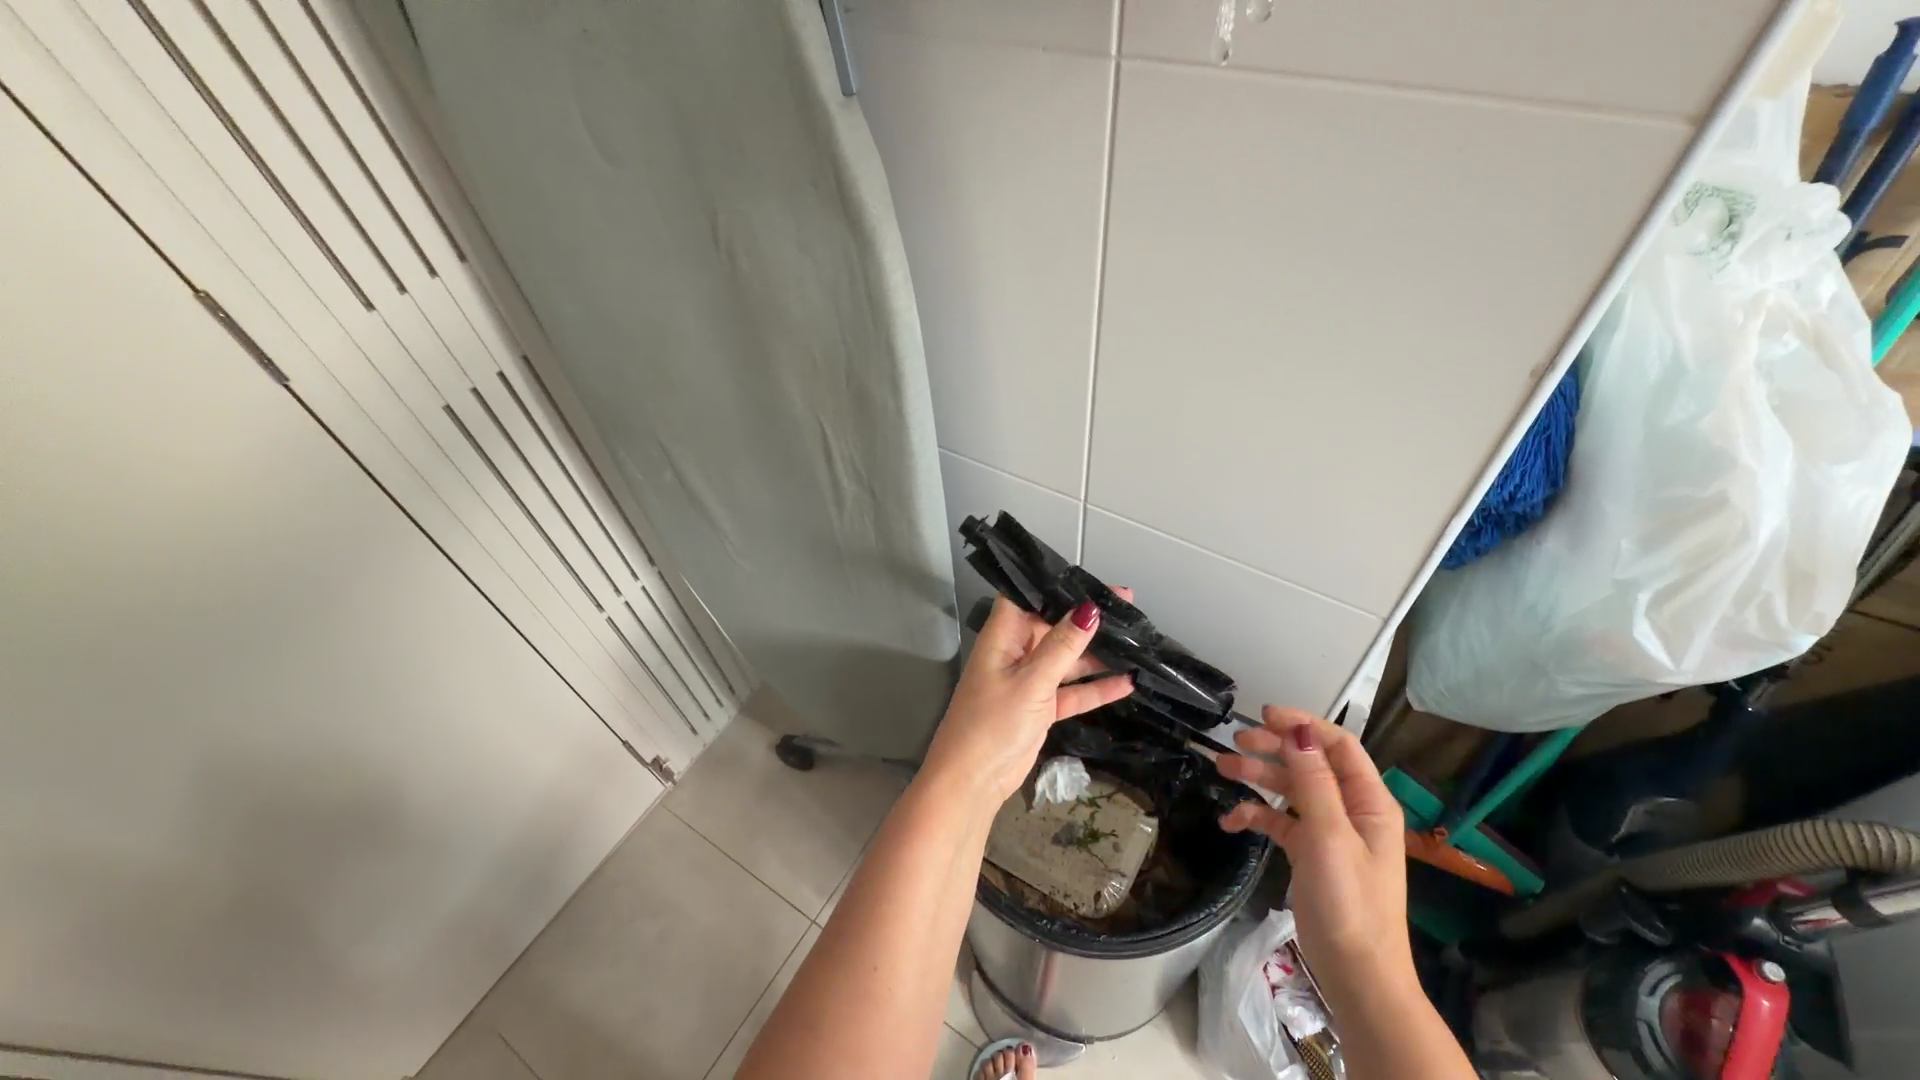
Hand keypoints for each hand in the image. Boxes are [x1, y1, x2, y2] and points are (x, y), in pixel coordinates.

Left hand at [919, 594, 1133, 804]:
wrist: (972, 781)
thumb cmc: (992, 724)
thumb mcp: (1031, 681)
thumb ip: (1062, 646)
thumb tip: (1089, 609)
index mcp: (1002, 637)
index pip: (1027, 598)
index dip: (1055, 585)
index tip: (1092, 579)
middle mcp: (1015, 654)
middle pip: (1053, 626)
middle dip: (1086, 618)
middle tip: (1128, 606)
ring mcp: (1029, 682)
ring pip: (1066, 659)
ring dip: (1095, 653)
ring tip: (1135, 640)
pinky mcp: (1040, 709)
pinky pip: (1071, 691)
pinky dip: (1095, 688)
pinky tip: (1126, 682)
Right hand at [1215, 707, 1414, 1007]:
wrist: (1357, 975)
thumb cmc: (1350, 904)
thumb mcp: (1329, 837)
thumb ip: (1313, 782)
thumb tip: (1298, 731)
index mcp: (1368, 802)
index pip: (1337, 746)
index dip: (1302, 725)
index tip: (1263, 715)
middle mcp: (1351, 810)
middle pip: (1309, 764)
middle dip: (1273, 749)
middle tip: (1235, 742)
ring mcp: (1330, 832)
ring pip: (1291, 790)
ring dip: (1258, 779)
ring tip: (1222, 770)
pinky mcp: (1311, 854)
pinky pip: (1281, 822)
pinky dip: (1256, 816)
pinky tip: (1231, 821)